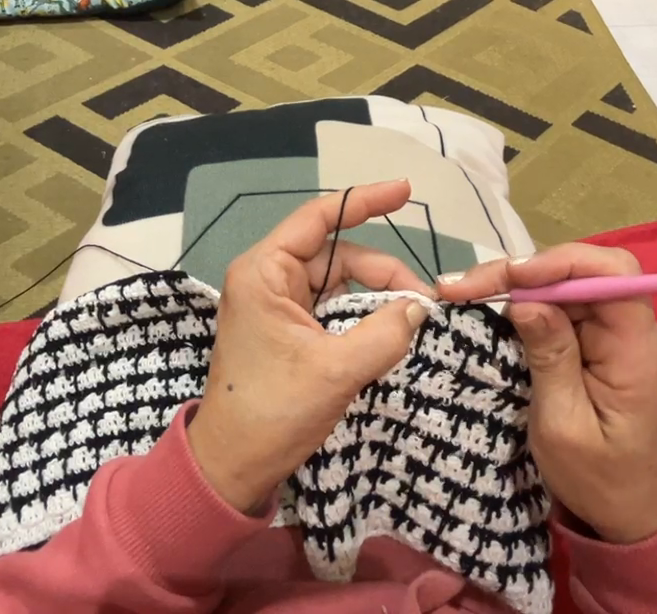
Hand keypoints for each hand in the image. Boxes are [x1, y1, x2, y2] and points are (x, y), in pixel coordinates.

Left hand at [186, 180, 433, 512]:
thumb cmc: (272, 412)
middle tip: (423, 301)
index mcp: (265, 271)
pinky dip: (361, 312)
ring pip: (338, 280)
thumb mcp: (336, 372)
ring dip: (374, 293)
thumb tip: (420, 307)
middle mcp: (269, 277)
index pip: (318, 218)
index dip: (364, 200)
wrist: (232, 466)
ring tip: (412, 314)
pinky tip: (388, 324)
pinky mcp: (287, 327)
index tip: (406, 191)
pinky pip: (332, 304)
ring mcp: (278, 302)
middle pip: (336, 253)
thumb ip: (384, 333)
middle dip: (381, 272)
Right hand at [438, 244, 656, 543]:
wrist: (626, 513)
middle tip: (460, 287)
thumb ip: (550, 358)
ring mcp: (606, 332)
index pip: (612, 275)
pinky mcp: (588, 339)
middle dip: (519, 271)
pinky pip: (554, 302)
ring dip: (509, 281)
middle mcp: (626, 329)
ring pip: (560, 282)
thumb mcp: (564, 426)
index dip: (562, 262)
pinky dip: (516, 298)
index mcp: (635, 349)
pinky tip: (482, 302)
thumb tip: (525, 301)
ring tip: (459, 291)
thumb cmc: (599, 480)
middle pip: (578, 270)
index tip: (511, 277)